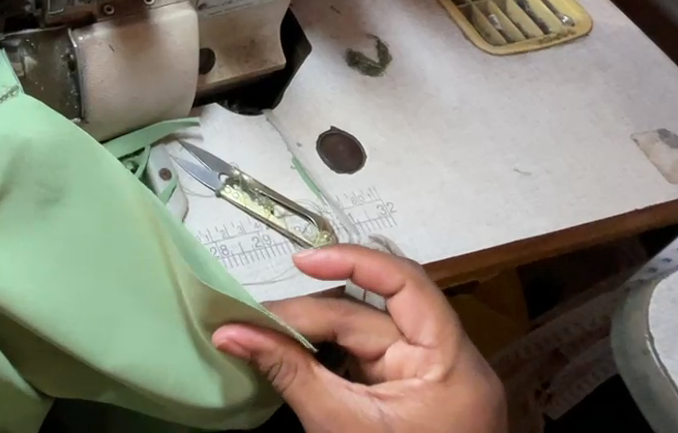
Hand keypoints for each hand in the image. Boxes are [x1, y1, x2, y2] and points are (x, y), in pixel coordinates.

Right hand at [212, 245, 503, 432]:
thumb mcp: (340, 427)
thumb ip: (287, 371)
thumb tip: (226, 330)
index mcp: (451, 364)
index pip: (406, 283)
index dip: (352, 261)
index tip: (299, 262)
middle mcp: (447, 360)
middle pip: (368, 313)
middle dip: (307, 315)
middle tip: (251, 318)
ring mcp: (428, 376)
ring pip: (360, 331)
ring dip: (310, 330)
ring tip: (264, 331)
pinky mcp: (410, 390)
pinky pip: (363, 352)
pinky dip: (325, 349)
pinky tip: (291, 348)